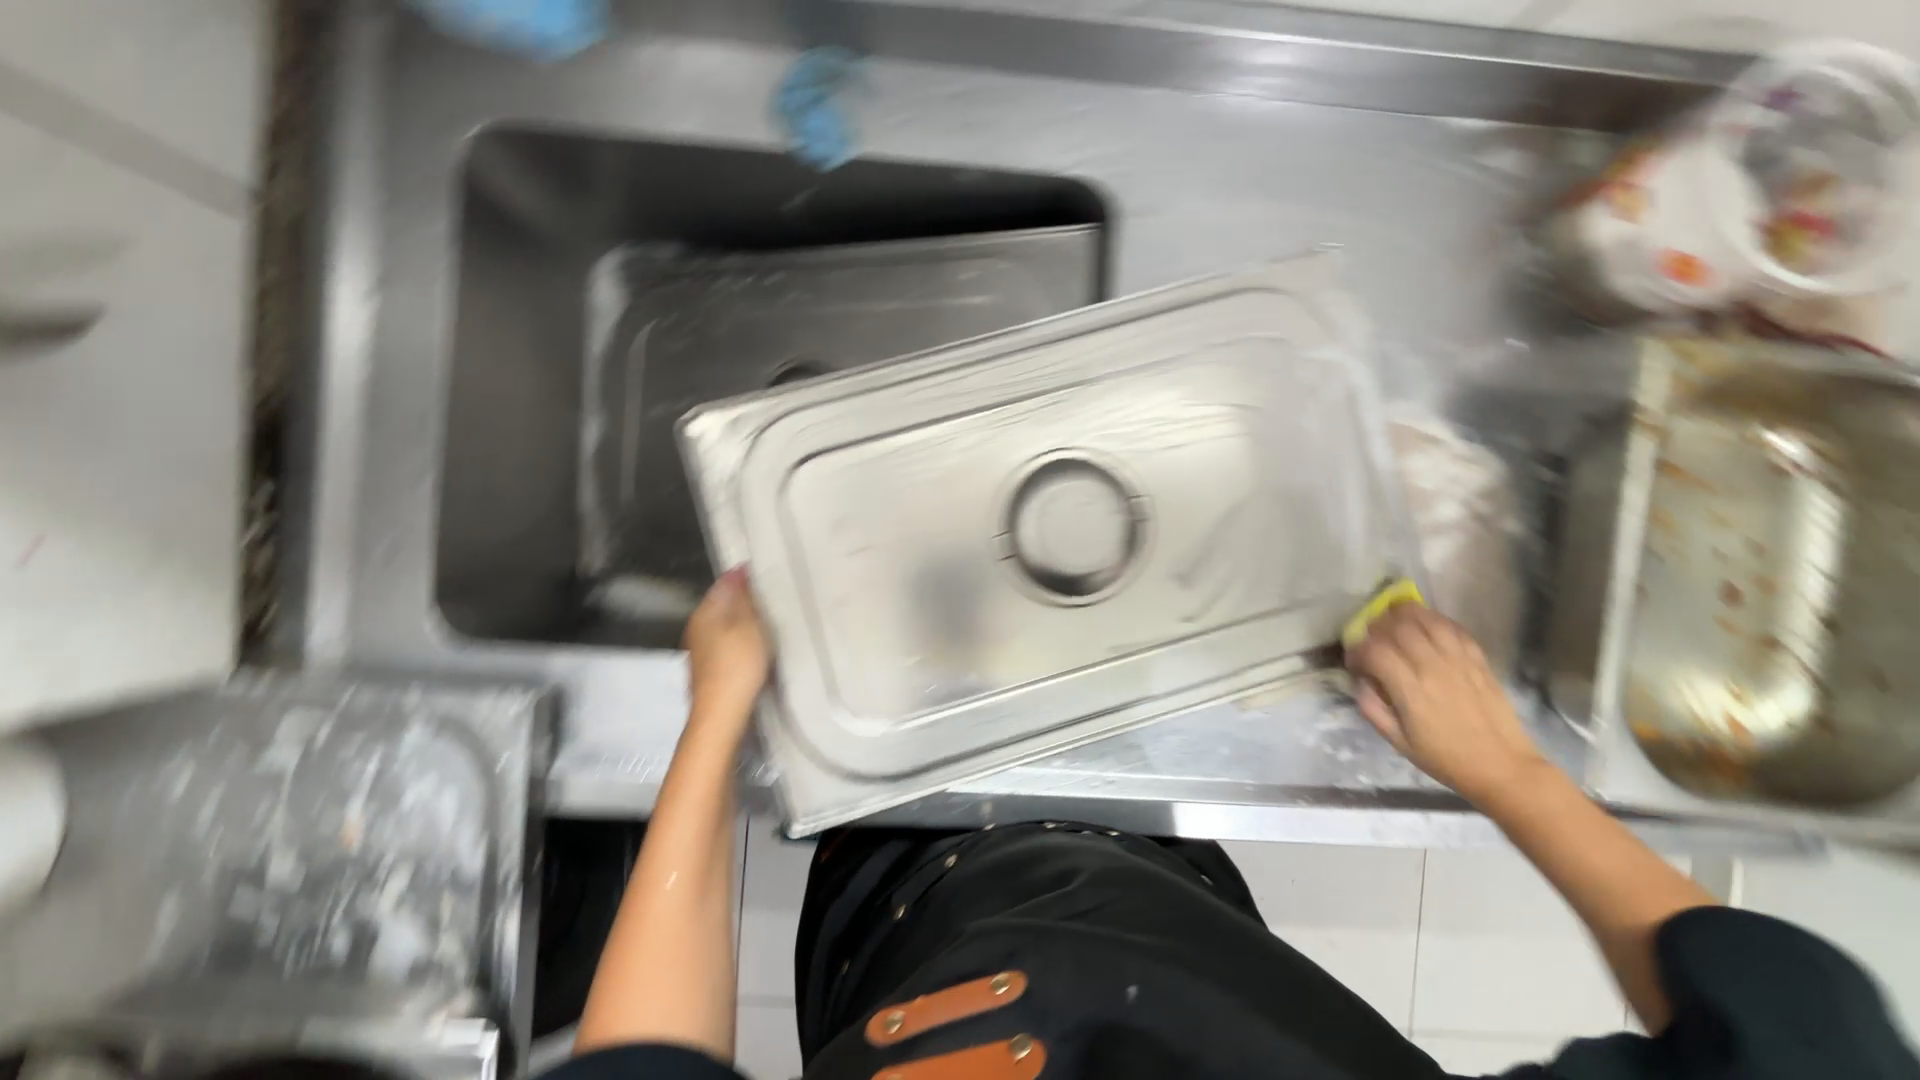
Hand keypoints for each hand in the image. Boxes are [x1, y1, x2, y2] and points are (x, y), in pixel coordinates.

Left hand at [682, 567, 770, 734]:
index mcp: (704, 612)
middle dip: (742, 601)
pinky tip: (753, 647)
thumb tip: (737, 570)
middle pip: (721, 605)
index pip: (723, 584)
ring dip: (741, 622)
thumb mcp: (748, 625)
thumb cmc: (738, 664)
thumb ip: (742, 597)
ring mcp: (699, 650)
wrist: (722, 713)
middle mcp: (696, 627)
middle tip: (771, 598)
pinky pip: (724, 644)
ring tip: (766, 621)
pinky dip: (738, 641)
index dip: (743, 578)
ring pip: (723, 625)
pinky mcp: (706, 668)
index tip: (767, 576)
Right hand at [1345, 602, 1546, 804]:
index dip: (1357, 650)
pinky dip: (1435, 620)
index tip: (1354, 662)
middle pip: (1399, 628)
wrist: (1501, 766)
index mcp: (1412, 691)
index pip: (1375, 651)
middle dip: (1377, 627)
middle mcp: (1435, 668)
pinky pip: (1455, 628)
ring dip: (1405, 615)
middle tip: (1371, 638)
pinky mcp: (1479, 660)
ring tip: (1394, 621)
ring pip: (1428, 620)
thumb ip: (1372, 709)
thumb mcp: (1398, 742)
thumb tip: (1361, 682)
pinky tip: (1425, 626)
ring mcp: (1460, 661)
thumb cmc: (1445, 758)